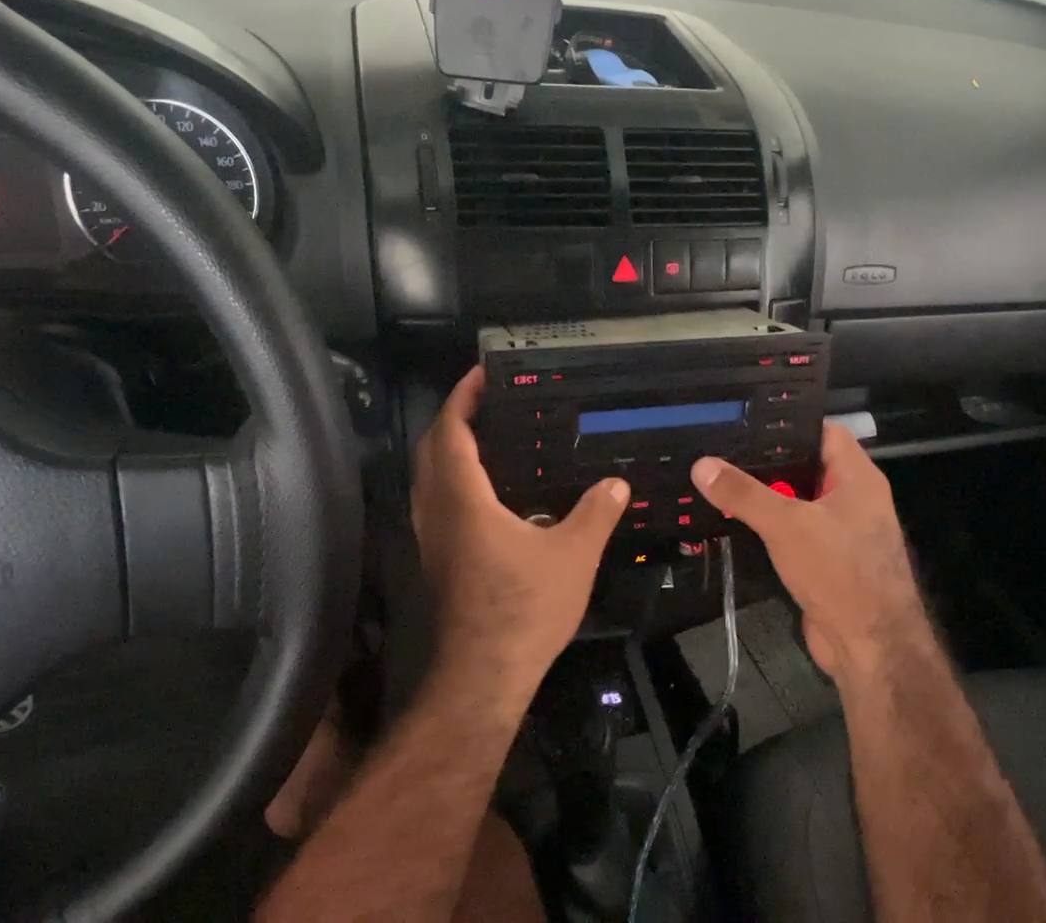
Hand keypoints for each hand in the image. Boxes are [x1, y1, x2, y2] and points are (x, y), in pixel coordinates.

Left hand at [412, 367, 628, 679]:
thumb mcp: (572, 555)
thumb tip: (616, 483)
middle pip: (431, 448)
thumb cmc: (525, 608)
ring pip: (428, 476)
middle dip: (454, 417)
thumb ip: (595, 513)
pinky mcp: (437, 558)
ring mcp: (432, 537)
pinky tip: (487, 491)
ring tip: (489, 436)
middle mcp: (437, 511)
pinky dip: (452, 478)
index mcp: (464, 499)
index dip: (463, 397)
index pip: (452, 431)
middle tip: (488, 400)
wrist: (485, 672)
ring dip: (449, 448)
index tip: (482, 374)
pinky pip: (436, 501)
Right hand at [690, 425, 917, 675]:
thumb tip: (702, 465)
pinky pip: (793, 533)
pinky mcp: (826, 561)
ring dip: (764, 498)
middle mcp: (853, 500)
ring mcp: (841, 532)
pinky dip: (768, 528)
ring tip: (718, 482)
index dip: (789, 423)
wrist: (869, 645)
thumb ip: (743, 494)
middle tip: (720, 452)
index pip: (825, 432)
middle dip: (766, 462)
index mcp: (857, 479)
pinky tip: (734, 523)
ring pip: (797, 502)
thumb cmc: (839, 570)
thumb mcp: (786, 524)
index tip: (747, 421)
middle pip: (806, 467)